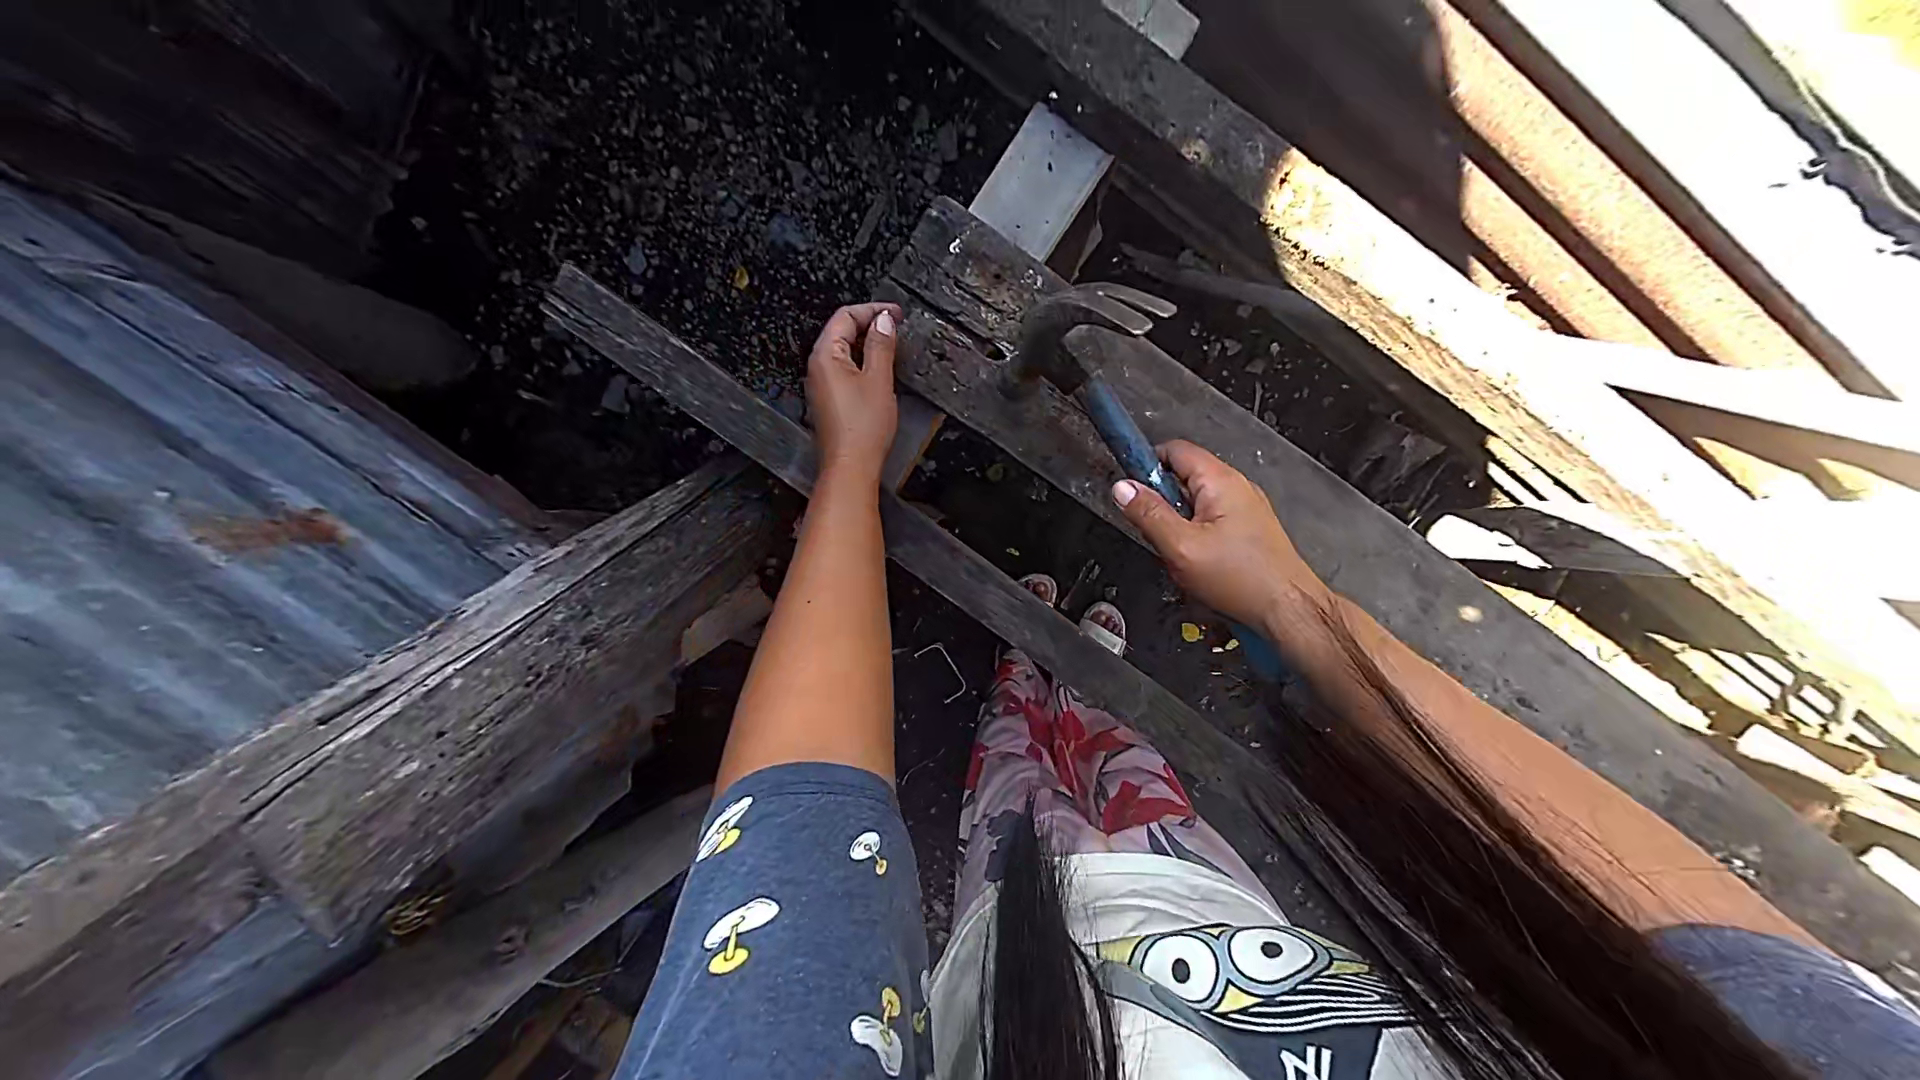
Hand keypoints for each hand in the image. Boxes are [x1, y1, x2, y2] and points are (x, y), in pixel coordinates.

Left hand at [806, 303, 900, 480]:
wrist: (851, 466)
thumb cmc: (862, 429)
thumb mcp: (879, 379)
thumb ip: (881, 345)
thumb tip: (884, 321)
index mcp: (825, 356)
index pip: (845, 316)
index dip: (872, 310)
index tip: (894, 313)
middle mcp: (817, 368)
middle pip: (841, 331)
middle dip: (869, 324)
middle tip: (895, 326)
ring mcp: (821, 385)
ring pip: (843, 351)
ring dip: (866, 344)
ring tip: (891, 346)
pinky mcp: (829, 400)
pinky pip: (843, 370)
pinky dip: (861, 363)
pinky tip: (878, 371)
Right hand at [1111, 440, 1328, 632]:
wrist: (1286, 610)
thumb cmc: (1243, 580)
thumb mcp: (1180, 547)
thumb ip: (1148, 514)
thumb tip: (1123, 488)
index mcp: (1220, 481)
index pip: (1174, 450)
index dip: (1146, 464)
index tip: (1130, 489)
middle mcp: (1235, 487)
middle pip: (1182, 478)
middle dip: (1160, 503)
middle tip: (1157, 533)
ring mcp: (1243, 508)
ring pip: (1193, 503)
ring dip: (1176, 524)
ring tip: (1178, 553)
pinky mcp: (1246, 529)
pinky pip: (1208, 522)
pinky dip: (1194, 537)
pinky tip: (1195, 562)